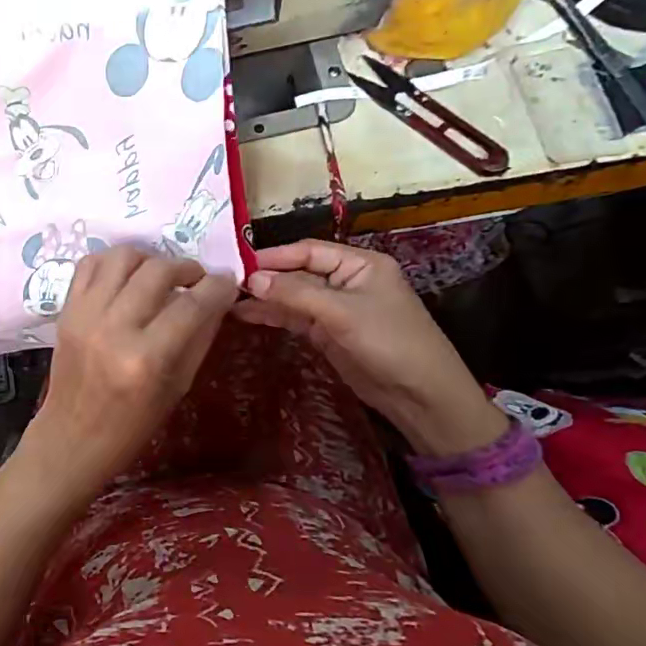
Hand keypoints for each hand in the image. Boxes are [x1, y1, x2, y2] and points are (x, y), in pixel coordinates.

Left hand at [24, 246, 237, 491]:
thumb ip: (200, 337)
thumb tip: (218, 298)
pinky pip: (90, 264)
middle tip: (196, 280)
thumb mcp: (178, 387)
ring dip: (150, 259)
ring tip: (160, 276)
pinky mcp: (65, 311)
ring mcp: (84, 316)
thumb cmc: (132, 425)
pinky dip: (114, 262)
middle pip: (158, 271)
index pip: (192, 305)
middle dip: (187, 268)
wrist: (72, 438)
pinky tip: (128, 278)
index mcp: (146, 359)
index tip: (227, 283)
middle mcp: (113, 329)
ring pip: (123, 256)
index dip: (218, 288)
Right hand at [231, 239, 505, 455]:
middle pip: (298, 273)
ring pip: (294, 298)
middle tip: (227, 284)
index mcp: (359, 264)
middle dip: (266, 279)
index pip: (309, 251)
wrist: (419, 394)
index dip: (275, 257)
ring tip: (229, 301)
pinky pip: (296, 319)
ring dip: (265, 299)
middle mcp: (346, 281)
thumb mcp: (342, 313)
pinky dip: (274, 317)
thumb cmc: (389, 341)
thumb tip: (252, 279)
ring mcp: (336, 309)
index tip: (239, 264)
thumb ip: (296, 294)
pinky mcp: (329, 334)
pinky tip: (248, 315)